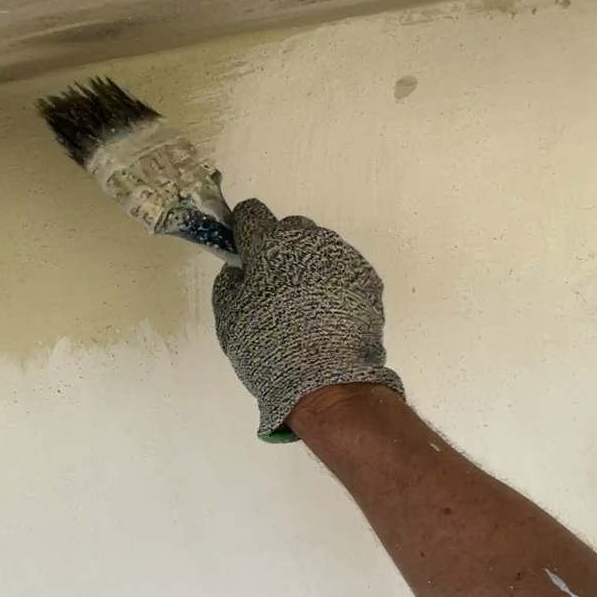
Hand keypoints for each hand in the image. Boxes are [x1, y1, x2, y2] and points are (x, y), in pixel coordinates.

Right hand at [210, 200, 404, 441]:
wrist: (326, 382)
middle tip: (275, 287)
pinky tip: (328, 316)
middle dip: (279, 250)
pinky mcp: (368, 279)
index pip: (251, 214)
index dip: (244, 230)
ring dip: (308, 267)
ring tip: (305, 308)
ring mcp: (343, 257)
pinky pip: (343, 272)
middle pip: (288, 230)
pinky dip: (334, 286)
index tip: (243, 249)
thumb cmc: (269, 350)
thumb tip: (239, 271)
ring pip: (318, 250)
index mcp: (268, 244)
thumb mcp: (229, 321)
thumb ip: (229, 285)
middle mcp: (308, 240)